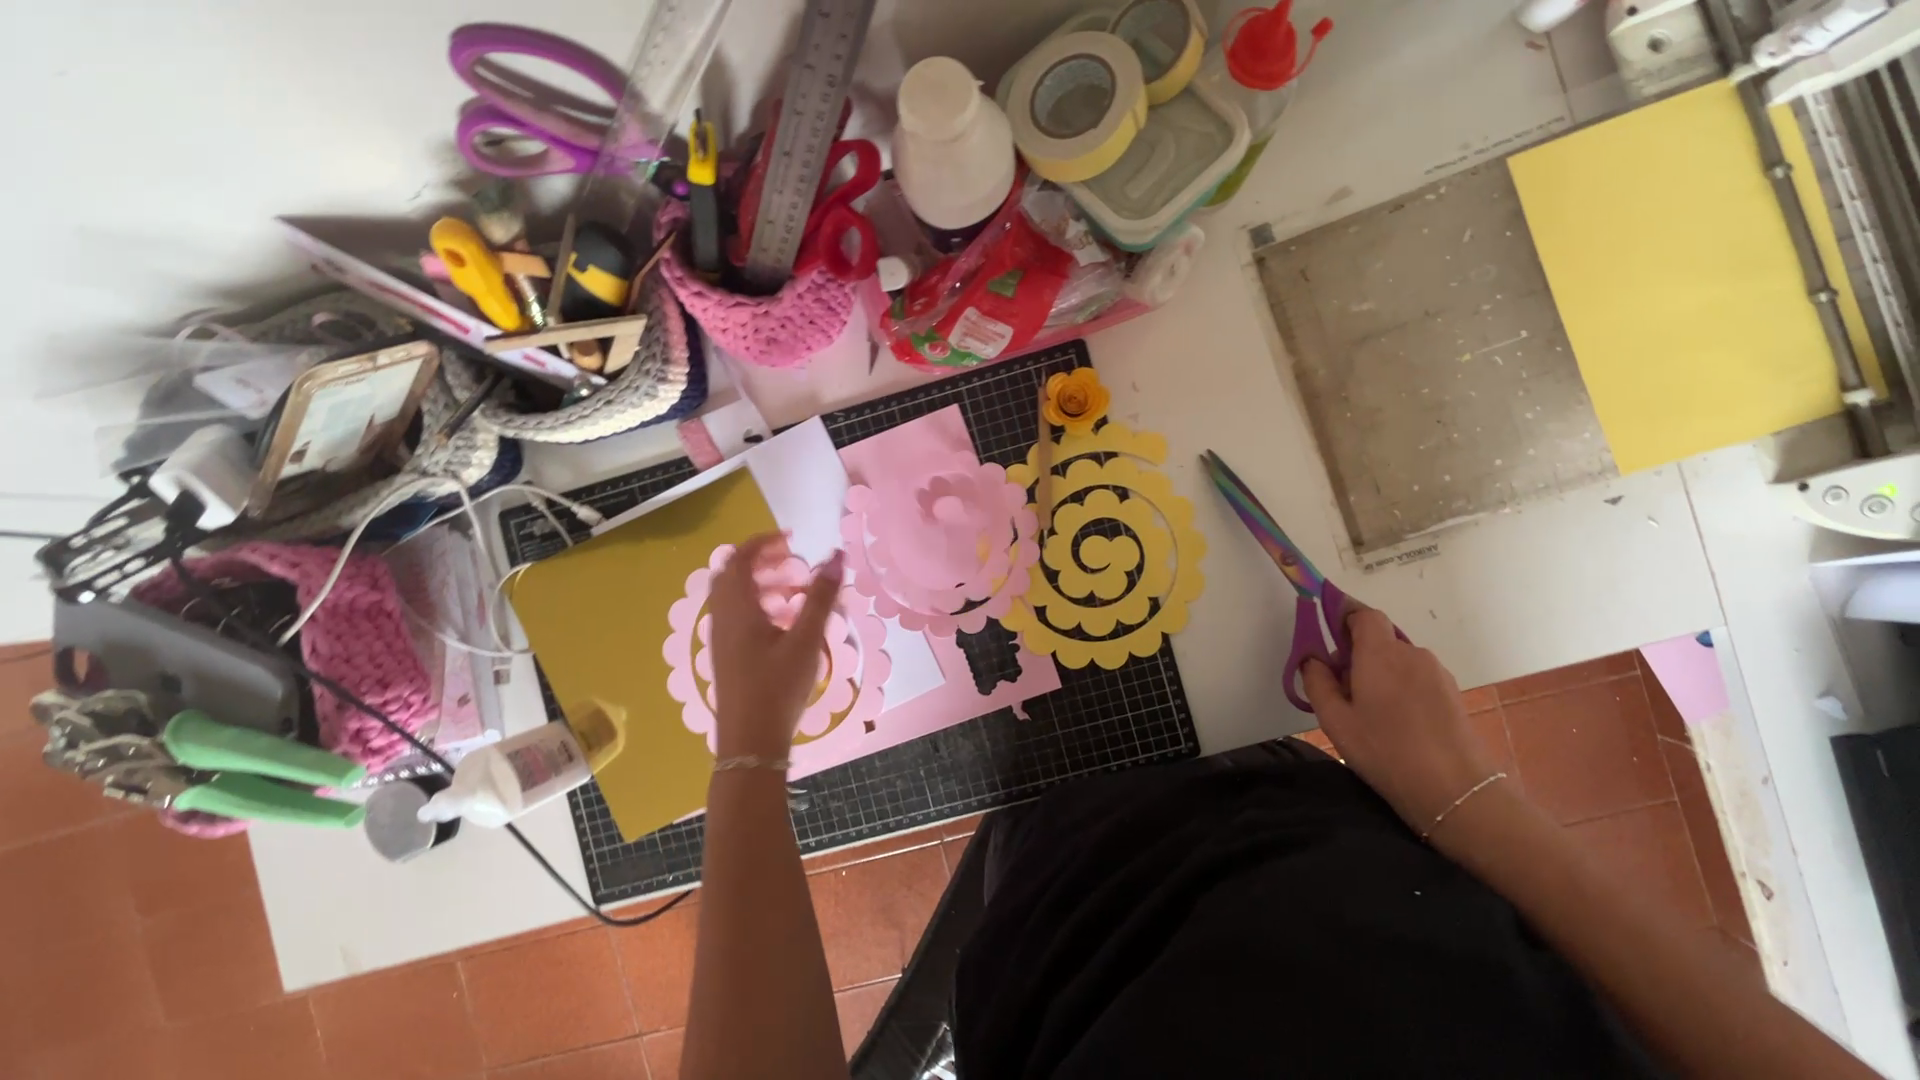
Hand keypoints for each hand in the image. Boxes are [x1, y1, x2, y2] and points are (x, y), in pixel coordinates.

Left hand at [708, 533, 844, 758]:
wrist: (750, 743)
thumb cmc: (778, 689)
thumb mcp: (806, 641)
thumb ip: (821, 596)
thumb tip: (836, 556)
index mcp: (737, 608)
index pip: (740, 557)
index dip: (765, 542)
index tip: (793, 540)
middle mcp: (722, 618)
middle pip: (733, 574)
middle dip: (764, 562)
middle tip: (796, 565)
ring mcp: (720, 638)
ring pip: (735, 596)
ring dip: (763, 584)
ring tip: (796, 594)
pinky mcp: (726, 655)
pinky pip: (737, 616)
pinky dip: (759, 606)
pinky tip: (786, 625)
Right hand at [1301, 607, 1503, 833]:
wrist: (1456, 790)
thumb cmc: (1386, 752)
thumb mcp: (1336, 721)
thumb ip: (1318, 683)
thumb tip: (1312, 659)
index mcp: (1380, 653)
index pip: (1363, 614)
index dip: (1343, 615)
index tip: (1325, 631)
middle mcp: (1411, 653)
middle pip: (1379, 638)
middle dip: (1355, 653)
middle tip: (1339, 688)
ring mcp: (1436, 673)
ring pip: (1397, 660)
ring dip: (1378, 673)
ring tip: (1368, 713)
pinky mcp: (1451, 693)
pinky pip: (1416, 677)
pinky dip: (1399, 687)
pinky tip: (1394, 723)